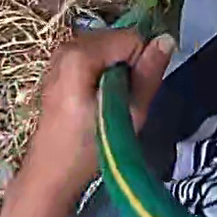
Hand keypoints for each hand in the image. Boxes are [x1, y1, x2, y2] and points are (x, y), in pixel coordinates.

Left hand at [16, 29, 173, 203]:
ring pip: (111, 46)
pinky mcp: (61, 64)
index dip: (140, 66)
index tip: (129, 95)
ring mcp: (61, 54)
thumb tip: (167, 39)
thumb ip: (149, 73)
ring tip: (108, 101)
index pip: (133, 39)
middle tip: (119, 101)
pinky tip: (95, 97)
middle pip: (120, 39)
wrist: (50, 177)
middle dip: (129, 65)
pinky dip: (104, 71)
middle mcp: (69, 45)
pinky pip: (98, 54)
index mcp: (81, 54)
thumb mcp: (130, 114)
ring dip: (118, 69)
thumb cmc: (89, 149)